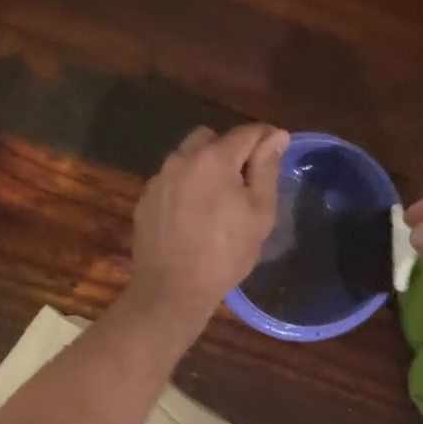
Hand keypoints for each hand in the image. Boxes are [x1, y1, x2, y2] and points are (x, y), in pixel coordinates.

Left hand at [129, 124, 289, 315]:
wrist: (172, 290)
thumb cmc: (224, 254)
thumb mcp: (260, 214)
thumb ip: (267, 169)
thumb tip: (275, 137)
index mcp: (213, 158)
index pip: (246, 133)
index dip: (266, 138)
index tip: (278, 149)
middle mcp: (181, 160)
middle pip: (210, 139)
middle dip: (229, 150)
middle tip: (243, 180)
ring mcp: (158, 181)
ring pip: (186, 159)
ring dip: (203, 169)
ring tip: (216, 200)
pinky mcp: (145, 202)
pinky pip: (169, 183)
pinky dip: (184, 189)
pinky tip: (191, 216)